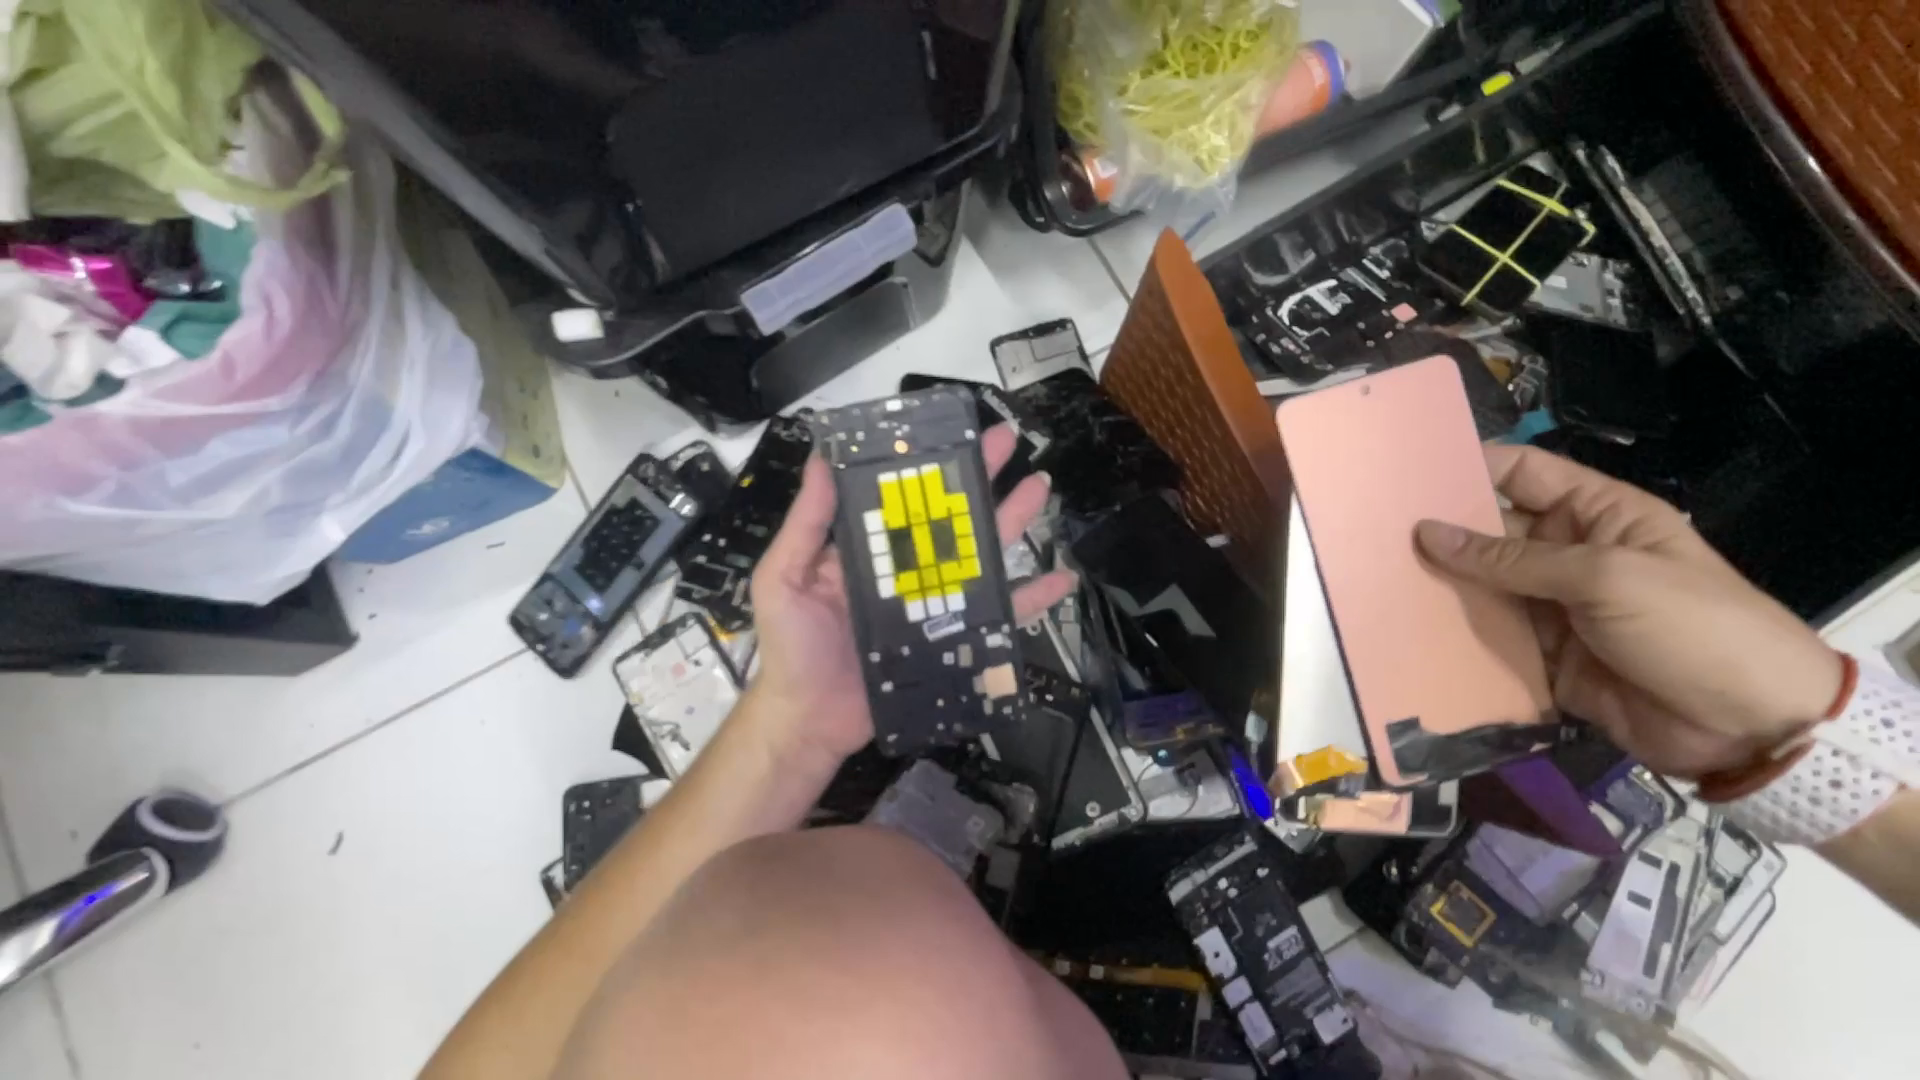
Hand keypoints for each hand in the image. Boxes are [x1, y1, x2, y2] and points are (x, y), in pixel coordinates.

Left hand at [746, 424, 1078, 766]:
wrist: (811, 720)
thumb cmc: (792, 649)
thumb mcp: (784, 578)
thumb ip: (805, 524)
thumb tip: (821, 459)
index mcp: (868, 550)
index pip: (905, 497)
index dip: (930, 465)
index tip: (952, 432)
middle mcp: (906, 569)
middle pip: (952, 517)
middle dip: (982, 477)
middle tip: (1010, 441)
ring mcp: (934, 604)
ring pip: (982, 556)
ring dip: (1012, 521)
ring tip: (1039, 489)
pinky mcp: (953, 639)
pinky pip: (998, 617)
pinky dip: (1031, 599)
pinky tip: (1061, 579)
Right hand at [1414, 445, 1843, 777]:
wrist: (1747, 728)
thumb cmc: (1692, 628)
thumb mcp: (1605, 577)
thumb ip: (1511, 558)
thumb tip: (1427, 533)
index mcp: (1596, 515)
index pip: (1522, 474)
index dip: (1468, 466)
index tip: (1406, 472)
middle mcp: (1567, 553)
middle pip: (1490, 530)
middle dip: (1438, 529)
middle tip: (1370, 528)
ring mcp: (1551, 606)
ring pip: (1480, 584)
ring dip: (1437, 582)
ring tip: (1372, 573)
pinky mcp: (1539, 654)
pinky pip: (1485, 635)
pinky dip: (1451, 632)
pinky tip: (1405, 624)